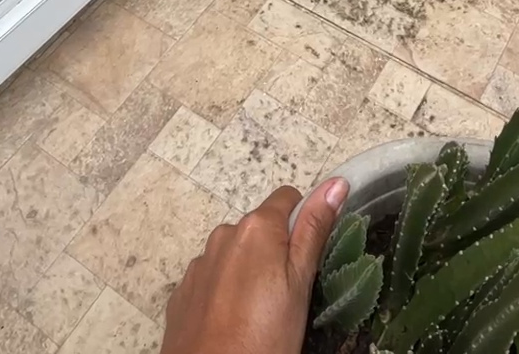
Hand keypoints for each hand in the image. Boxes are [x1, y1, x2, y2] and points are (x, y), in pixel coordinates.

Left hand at [160, 177, 349, 353]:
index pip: (289, 198)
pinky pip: (213, 278)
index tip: (306, 261)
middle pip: (260, 228)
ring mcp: (200, 264)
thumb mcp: (300, 283)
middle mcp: (223, 234)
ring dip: (249, 271)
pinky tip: (231, 323)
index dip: (303, 224)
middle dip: (275, 251)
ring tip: (258, 315)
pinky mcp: (182, 293)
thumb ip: (315, 228)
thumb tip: (336, 183)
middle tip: (286, 295)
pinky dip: (224, 292)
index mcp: (256, 227)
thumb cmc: (265, 335)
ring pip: (236, 254)